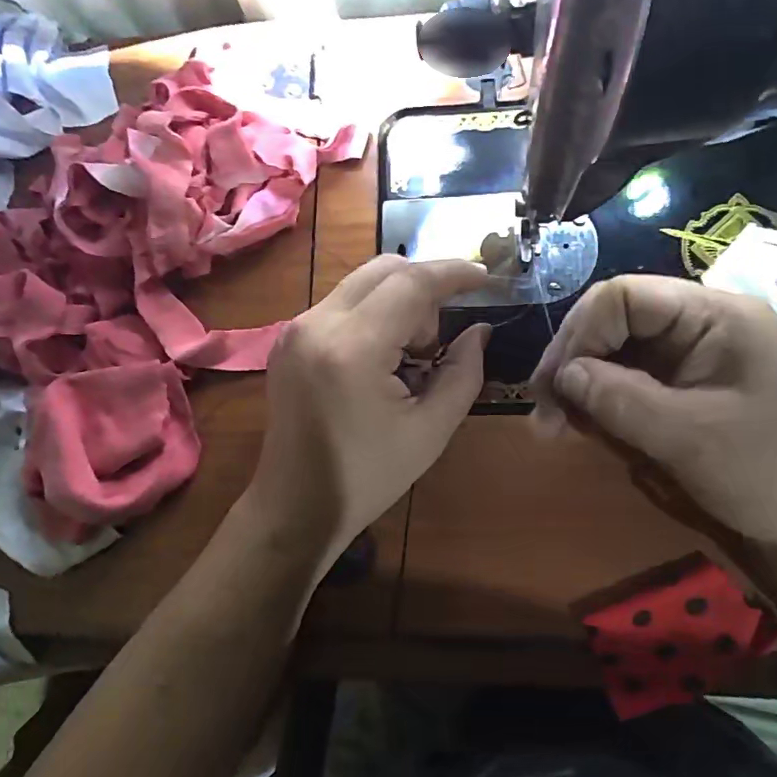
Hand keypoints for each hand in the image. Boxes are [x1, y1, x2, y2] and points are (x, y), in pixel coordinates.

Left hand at [245, 256, 490, 572]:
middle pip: (384, 270)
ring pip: (363, 284)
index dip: (454, 273)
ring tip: (411, 359)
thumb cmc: (367, 477)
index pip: (411, 283)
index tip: (487, 277)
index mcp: (352, 348)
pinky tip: (383, 361)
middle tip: (439, 342)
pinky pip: (343, 304)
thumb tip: (479, 331)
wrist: (296, 506)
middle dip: (425, 289)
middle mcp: (316, 324)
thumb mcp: (431, 430)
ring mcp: (296, 329)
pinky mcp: (289, 339)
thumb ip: (464, 372)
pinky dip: (375, 315)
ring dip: (399, 303)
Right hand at [530, 275, 776, 613]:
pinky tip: (593, 429)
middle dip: (576, 364)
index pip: (621, 296)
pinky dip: (611, 404)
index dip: (577, 336)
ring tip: (563, 428)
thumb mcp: (686, 436)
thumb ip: (615, 397)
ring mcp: (702, 356)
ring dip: (588, 388)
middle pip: (618, 322)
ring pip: (623, 354)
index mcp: (714, 314)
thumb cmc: (772, 474)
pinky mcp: (698, 388)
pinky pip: (640, 382)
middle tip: (547, 417)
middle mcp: (706, 323)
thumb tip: (560, 375)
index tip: (550, 389)